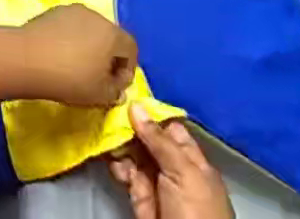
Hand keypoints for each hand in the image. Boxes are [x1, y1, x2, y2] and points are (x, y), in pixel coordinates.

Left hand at [16, 4, 136, 106]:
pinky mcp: (51, 11)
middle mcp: (94, 15)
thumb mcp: (102, 94)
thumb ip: (117, 89)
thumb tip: (117, 84)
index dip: (127, 68)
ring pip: (89, 29)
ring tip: (78, 67)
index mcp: (112, 33)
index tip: (115, 85)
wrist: (27, 58)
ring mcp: (70, 10)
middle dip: (108, 56)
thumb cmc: (71, 78)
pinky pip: (70, 26)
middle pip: (110, 36)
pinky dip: (71, 39)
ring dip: (89, 46)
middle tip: (98, 77)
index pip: (131, 48)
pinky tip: (60, 55)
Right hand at [109, 103, 233, 218]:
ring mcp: (154, 181)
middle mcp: (172, 167)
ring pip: (131, 151)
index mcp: (192, 161)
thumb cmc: (196, 213)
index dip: (149, 111)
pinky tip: (107, 156)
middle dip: (127, 123)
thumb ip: (160, 140)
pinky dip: (114, 162)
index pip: (169, 127)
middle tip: (106, 107)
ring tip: (103, 130)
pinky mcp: (137, 194)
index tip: (125, 93)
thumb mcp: (184, 173)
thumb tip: (135, 105)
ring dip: (117, 141)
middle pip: (146, 136)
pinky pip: (123, 171)